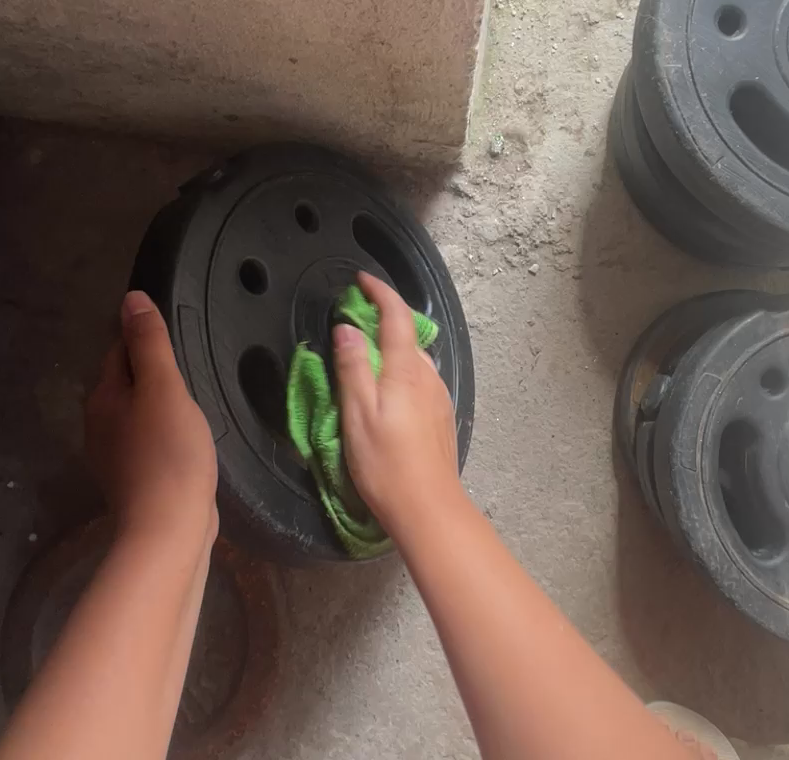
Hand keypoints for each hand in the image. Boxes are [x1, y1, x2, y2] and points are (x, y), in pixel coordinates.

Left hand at [85, 291, 217, 538]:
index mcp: (103, 398)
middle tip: (189, 362)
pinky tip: (187, 434)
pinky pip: (149, 439)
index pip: (118, 351)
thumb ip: (149, 343)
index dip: (143, 337)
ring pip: (137, 412)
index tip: (174, 334)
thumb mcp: (164, 387)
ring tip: (192, 396)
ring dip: (158, 401)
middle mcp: (100, 425)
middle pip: (124, 382)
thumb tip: (131, 298)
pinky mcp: (136, 479)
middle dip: (150, 369)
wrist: (169, 528)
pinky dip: (165, 429)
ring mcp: (116, 456)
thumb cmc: (169, 451)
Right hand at [332, 272, 463, 536]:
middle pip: (407, 334)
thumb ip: (353, 367)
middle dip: (383, 318)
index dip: (380, 292)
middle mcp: (428, 375)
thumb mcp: (358, 414)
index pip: (397, 316)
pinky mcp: (441, 413)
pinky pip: (420, 377)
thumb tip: (348, 328)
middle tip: (354, 317)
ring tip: (365, 354)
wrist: (429, 508)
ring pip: (414, 357)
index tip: (361, 280)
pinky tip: (387, 389)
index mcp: (406, 370)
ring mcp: (439, 394)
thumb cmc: (386, 463)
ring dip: (392, 345)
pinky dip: (401, 368)